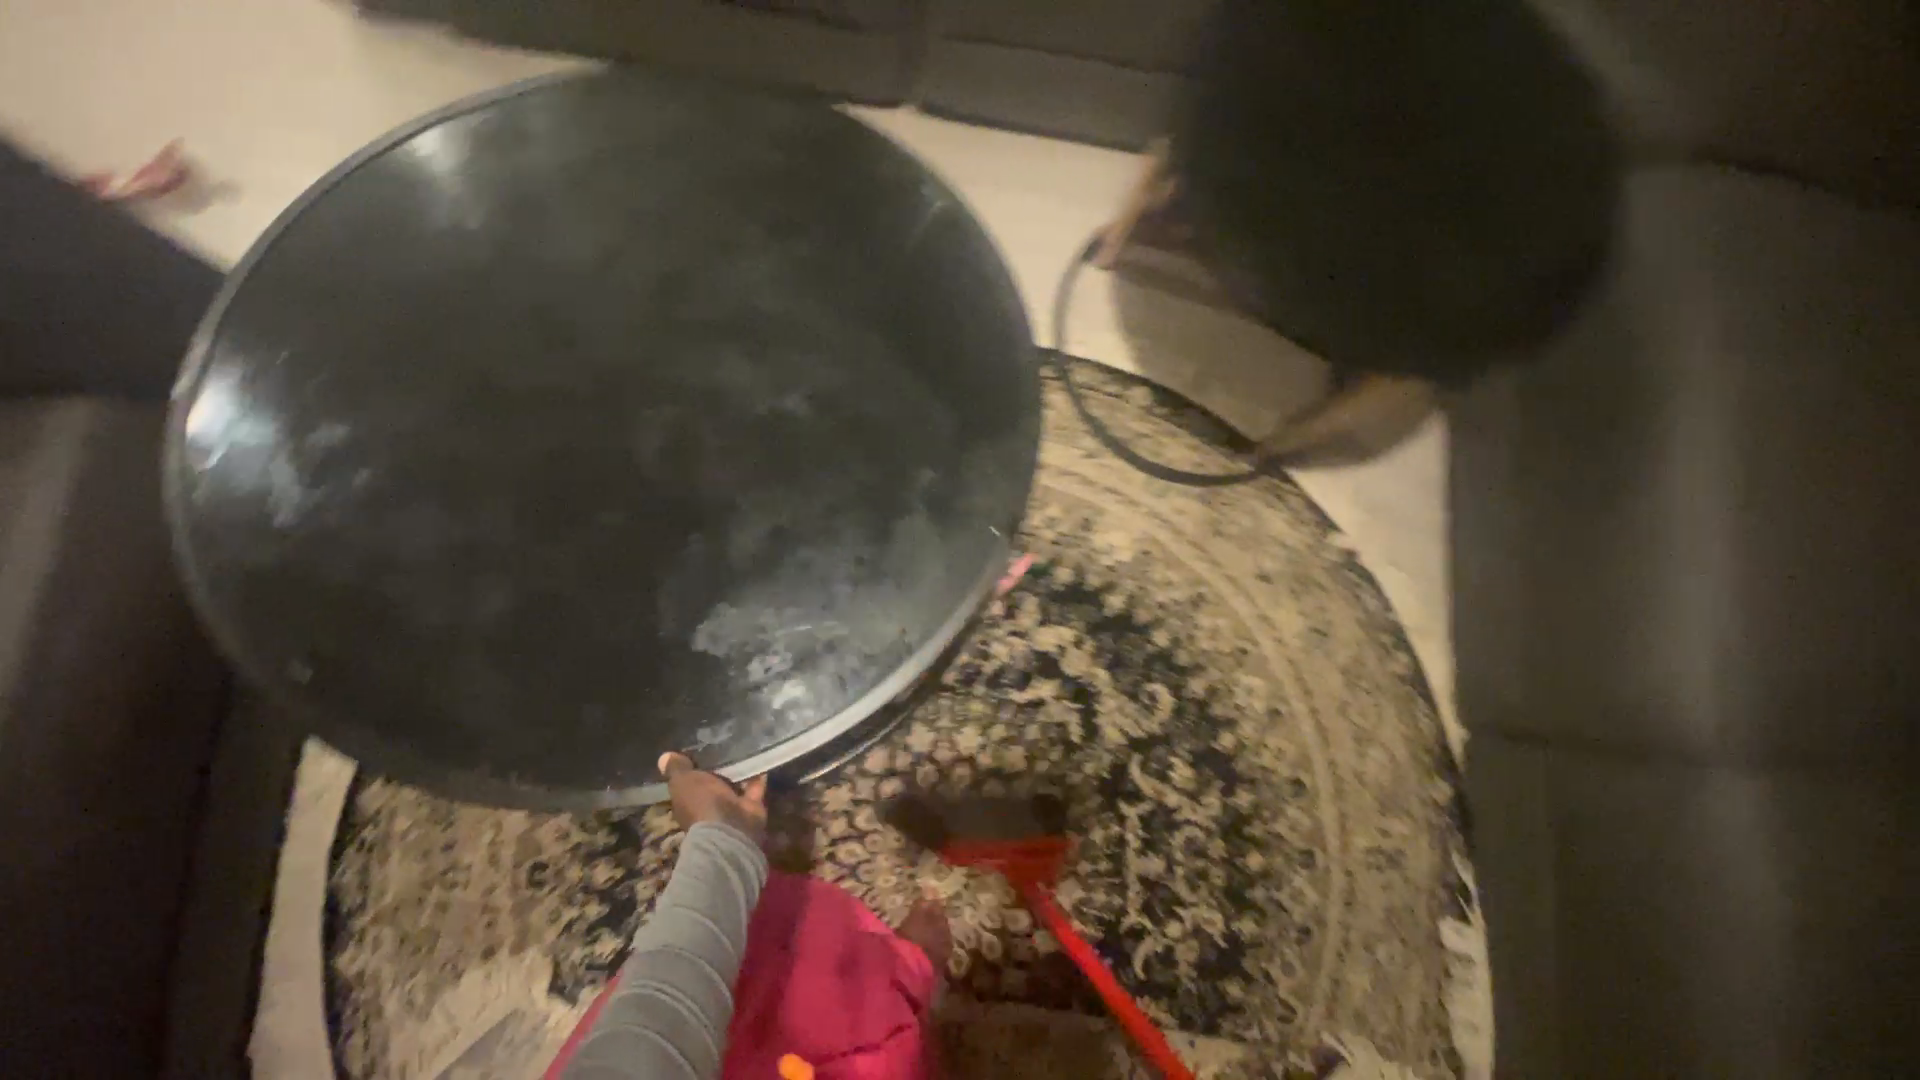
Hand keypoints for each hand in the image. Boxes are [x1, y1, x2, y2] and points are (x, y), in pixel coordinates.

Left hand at [658, 752, 767, 842]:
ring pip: (735, 783)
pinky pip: (755, 785)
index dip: (693, 764)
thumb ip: (677, 769)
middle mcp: (709, 803)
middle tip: (724, 739)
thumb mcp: (683, 781)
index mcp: (688, 799)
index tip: (699, 745)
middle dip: (719, 765)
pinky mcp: (752, 804)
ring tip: (744, 742)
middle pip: (713, 781)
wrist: (730, 827)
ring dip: (739, 768)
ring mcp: (731, 805)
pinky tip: (760, 753)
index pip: (689, 780)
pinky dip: (758, 773)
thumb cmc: (700, 802)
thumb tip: (664, 756)